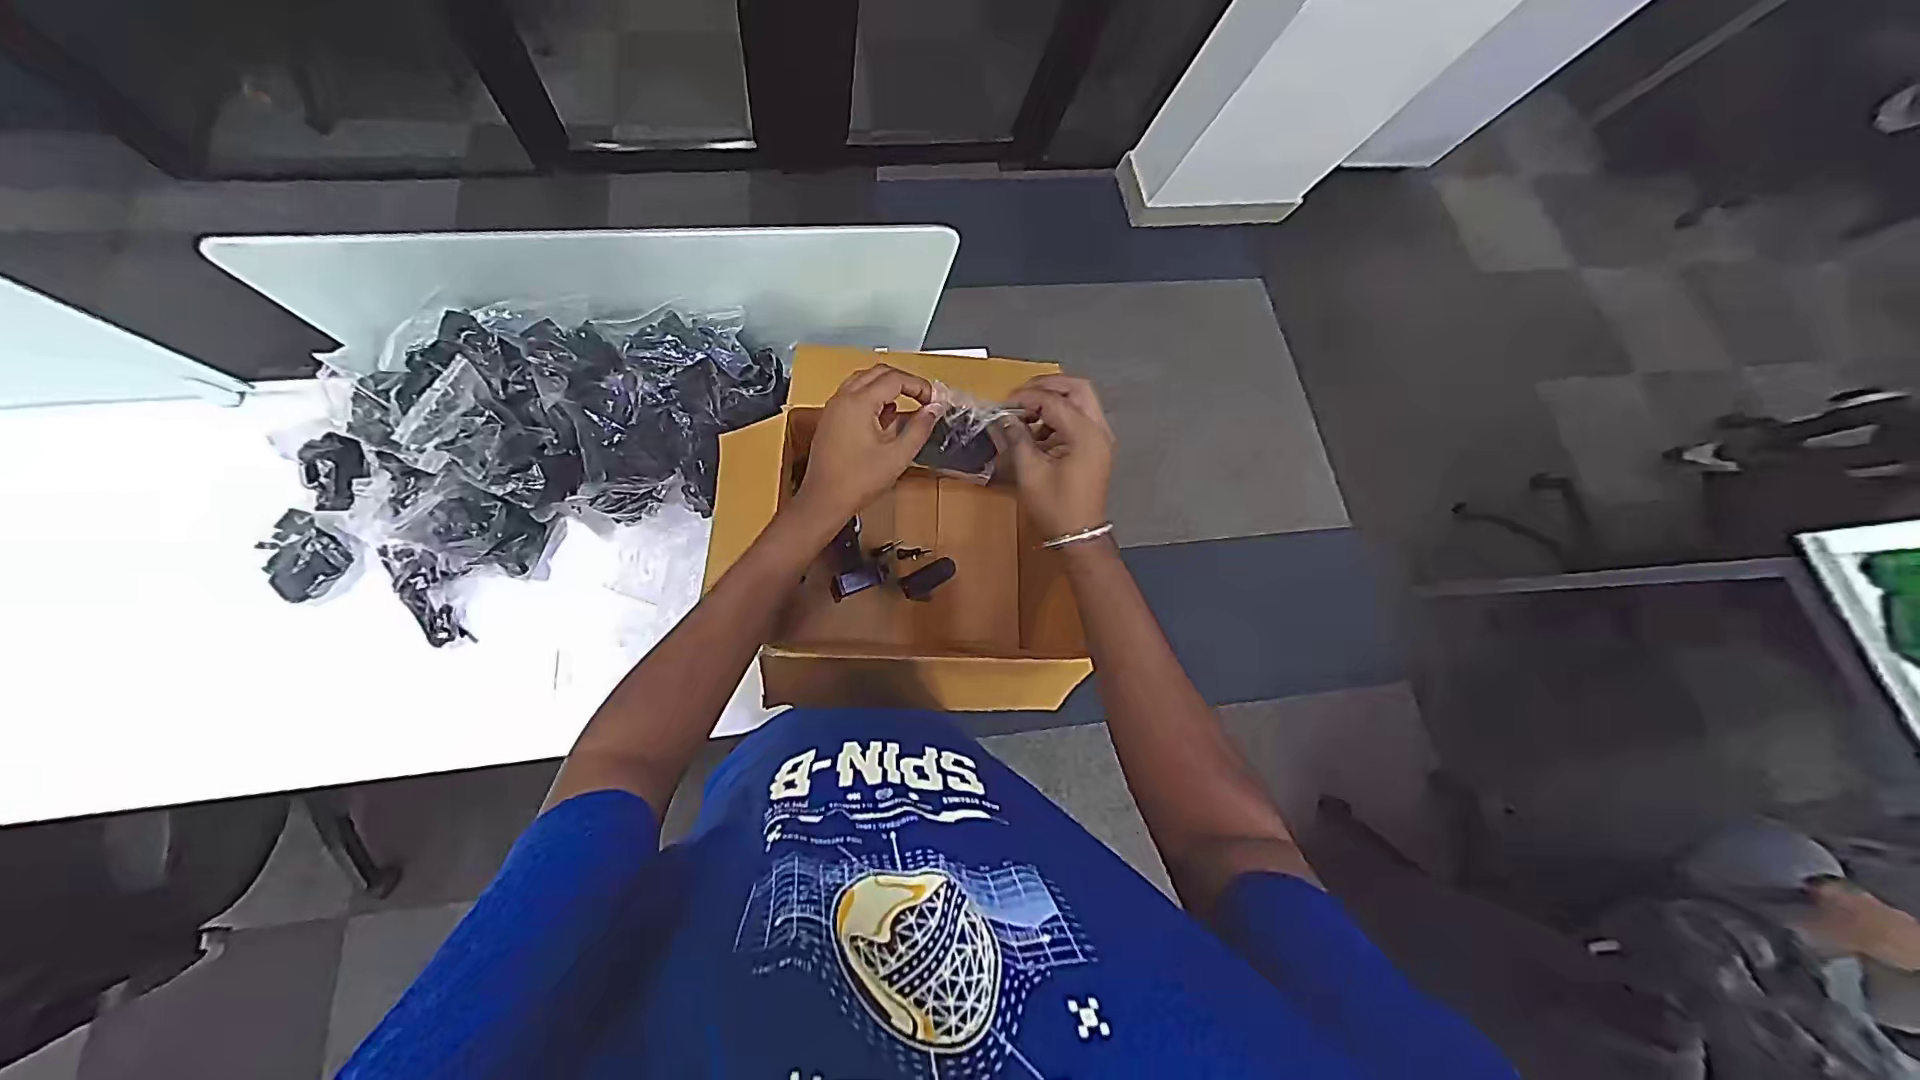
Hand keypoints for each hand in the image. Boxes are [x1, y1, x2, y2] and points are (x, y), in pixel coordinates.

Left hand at [793, 363, 944, 522]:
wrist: (825, 500)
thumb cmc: (856, 481)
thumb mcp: (898, 455)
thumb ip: (920, 428)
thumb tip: (934, 409)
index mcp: (858, 402)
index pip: (895, 378)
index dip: (919, 386)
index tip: (933, 401)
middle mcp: (843, 399)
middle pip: (878, 372)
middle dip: (904, 382)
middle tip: (923, 398)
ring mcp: (834, 408)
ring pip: (864, 381)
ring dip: (887, 388)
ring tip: (907, 405)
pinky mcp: (831, 420)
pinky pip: (853, 396)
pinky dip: (872, 398)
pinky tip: (885, 419)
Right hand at [992, 374, 1114, 539]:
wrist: (1078, 536)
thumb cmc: (1055, 507)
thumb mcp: (1030, 472)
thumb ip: (1017, 438)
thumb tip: (1004, 418)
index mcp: (1085, 434)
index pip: (1053, 401)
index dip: (1025, 398)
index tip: (1002, 404)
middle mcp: (1098, 430)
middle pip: (1076, 388)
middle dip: (1046, 387)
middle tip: (1020, 396)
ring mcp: (1100, 438)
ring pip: (1080, 401)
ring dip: (1053, 400)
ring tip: (1026, 413)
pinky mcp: (1096, 448)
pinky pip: (1080, 418)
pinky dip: (1059, 416)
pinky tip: (1037, 429)